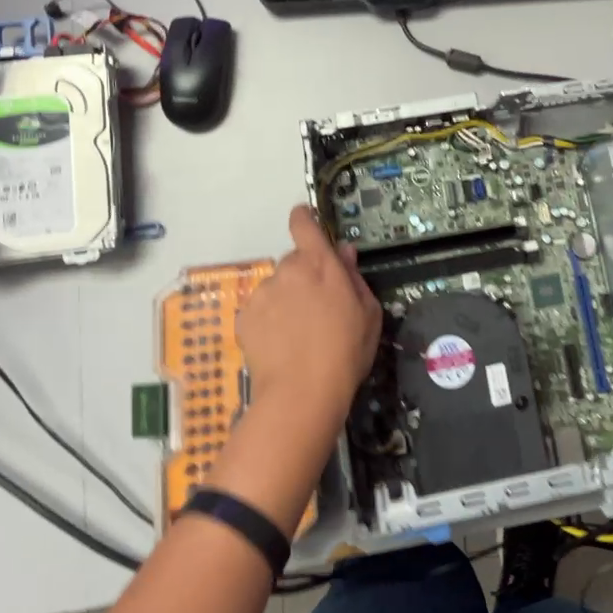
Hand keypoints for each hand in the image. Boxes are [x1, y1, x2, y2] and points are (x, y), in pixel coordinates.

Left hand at [238, 207, 381, 429]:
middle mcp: (288, 270)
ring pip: (276, 288)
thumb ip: (354, 277)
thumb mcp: (368, 314)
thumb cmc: (346, 352)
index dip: (304, 218)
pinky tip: (280, 345)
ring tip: (298, 334)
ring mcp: (263, 293)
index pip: (304, 224)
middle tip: (317, 308)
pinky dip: (268, 321)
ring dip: (285, 300)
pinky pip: (260, 311)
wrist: (302, 393)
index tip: (306, 220)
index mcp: (320, 264)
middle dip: (304, 278)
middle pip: (294, 262)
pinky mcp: (244, 317)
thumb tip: (343, 253)